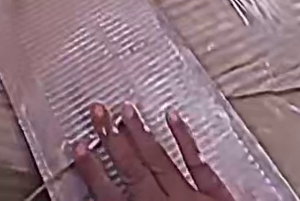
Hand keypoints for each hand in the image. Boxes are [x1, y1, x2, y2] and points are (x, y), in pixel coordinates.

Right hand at [70, 103, 237, 200]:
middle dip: (113, 139)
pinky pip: (199, 166)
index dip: (93, 171)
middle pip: (134, 169)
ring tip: (126, 108)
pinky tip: (173, 117)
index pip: (112, 195)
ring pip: (161, 161)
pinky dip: (184, 140)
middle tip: (98, 109)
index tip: (80, 146)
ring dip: (142, 135)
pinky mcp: (220, 200)